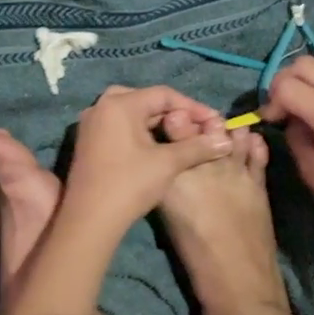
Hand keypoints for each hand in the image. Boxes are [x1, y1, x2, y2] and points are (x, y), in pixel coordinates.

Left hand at [60, 86, 234, 232]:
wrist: (90, 220)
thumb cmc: (130, 185)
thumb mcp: (168, 163)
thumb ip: (198, 147)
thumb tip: (227, 140)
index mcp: (119, 104)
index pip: (163, 94)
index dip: (192, 107)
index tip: (213, 123)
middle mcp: (101, 107)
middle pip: (145, 100)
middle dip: (173, 113)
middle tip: (195, 127)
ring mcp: (90, 124)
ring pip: (131, 113)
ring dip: (156, 123)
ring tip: (180, 137)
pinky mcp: (87, 142)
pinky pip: (118, 126)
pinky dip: (139, 131)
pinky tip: (155, 147)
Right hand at [258, 56, 313, 248]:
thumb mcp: (310, 169)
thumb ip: (295, 134)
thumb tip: (291, 118)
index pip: (288, 85)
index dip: (272, 100)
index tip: (271, 120)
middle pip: (307, 63)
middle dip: (287, 80)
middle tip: (284, 106)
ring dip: (312, 75)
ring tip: (306, 101)